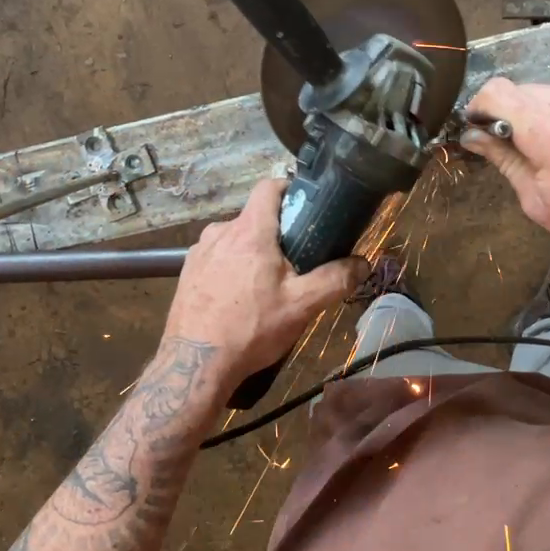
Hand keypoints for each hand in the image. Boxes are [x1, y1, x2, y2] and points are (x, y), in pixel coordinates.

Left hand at [163, 178, 365, 386]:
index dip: (290, 189)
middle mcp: (220, 232)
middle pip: (254, 217)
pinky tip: (239, 299)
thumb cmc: (251, 329)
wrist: (194, 364)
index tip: (306, 208)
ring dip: (252, 253)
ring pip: (234, 239)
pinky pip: (216, 258)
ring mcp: (199, 252)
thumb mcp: (302, 306)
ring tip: (267, 286)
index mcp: (249, 231)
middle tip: (296, 262)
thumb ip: (335, 280)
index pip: (269, 186)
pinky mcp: (186, 273)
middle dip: (276, 233)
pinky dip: (231, 269)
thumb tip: (363, 263)